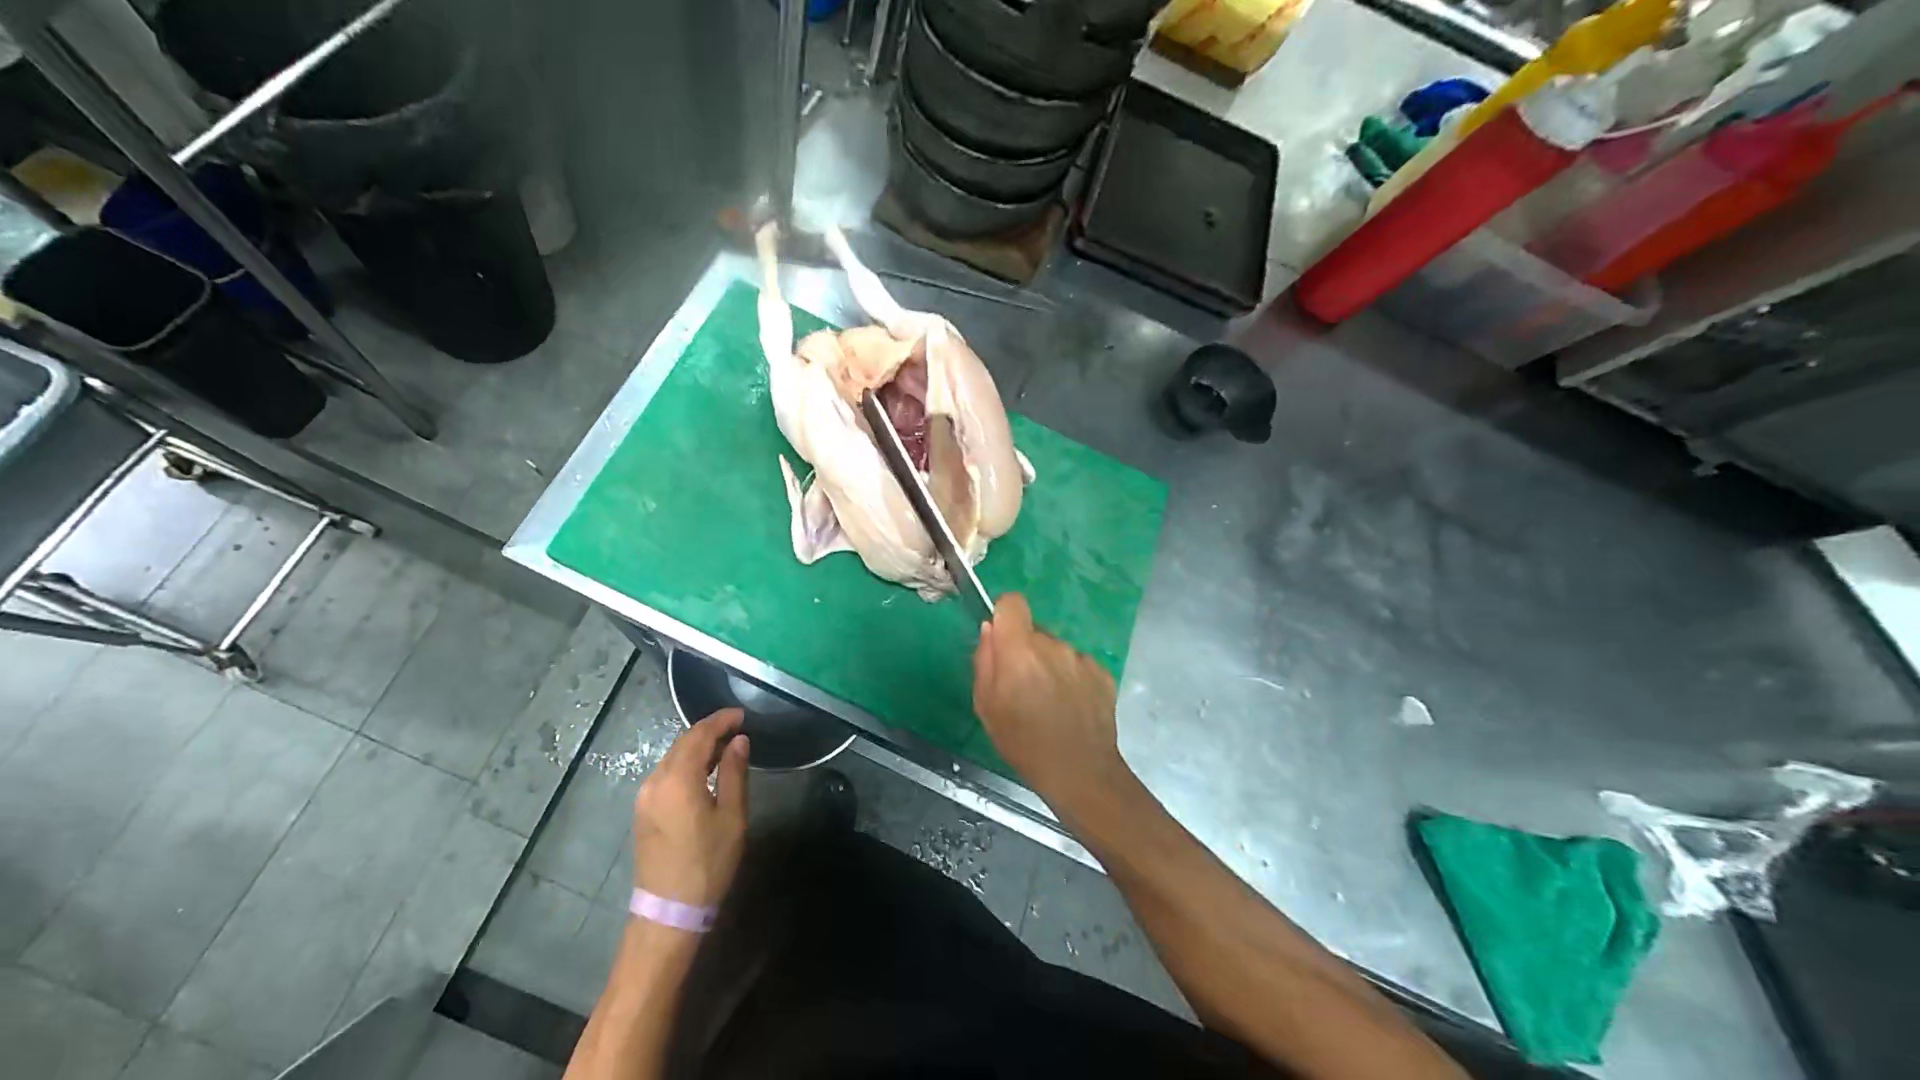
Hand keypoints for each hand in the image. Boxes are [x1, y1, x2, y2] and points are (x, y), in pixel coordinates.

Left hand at [632, 708, 749, 906]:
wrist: (669, 911)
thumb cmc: (708, 863)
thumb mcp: (732, 817)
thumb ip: (734, 773)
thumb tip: (739, 741)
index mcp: (677, 779)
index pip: (699, 735)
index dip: (721, 720)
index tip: (743, 714)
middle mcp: (654, 781)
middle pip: (682, 743)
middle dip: (709, 731)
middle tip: (737, 729)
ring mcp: (644, 797)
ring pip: (673, 758)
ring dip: (697, 748)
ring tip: (726, 748)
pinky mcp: (643, 811)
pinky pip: (666, 774)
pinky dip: (686, 764)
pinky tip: (704, 771)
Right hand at [972, 594, 1131, 809]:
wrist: (1080, 772)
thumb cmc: (1023, 743)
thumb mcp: (986, 706)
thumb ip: (984, 661)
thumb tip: (990, 629)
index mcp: (1020, 650)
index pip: (1012, 602)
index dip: (1005, 615)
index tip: (1002, 639)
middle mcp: (1053, 645)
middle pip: (1034, 631)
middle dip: (1025, 650)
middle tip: (1022, 687)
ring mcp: (1081, 658)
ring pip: (1056, 649)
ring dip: (1049, 666)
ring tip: (1049, 702)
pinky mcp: (1103, 672)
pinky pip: (1077, 665)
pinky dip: (1071, 679)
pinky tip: (1070, 708)